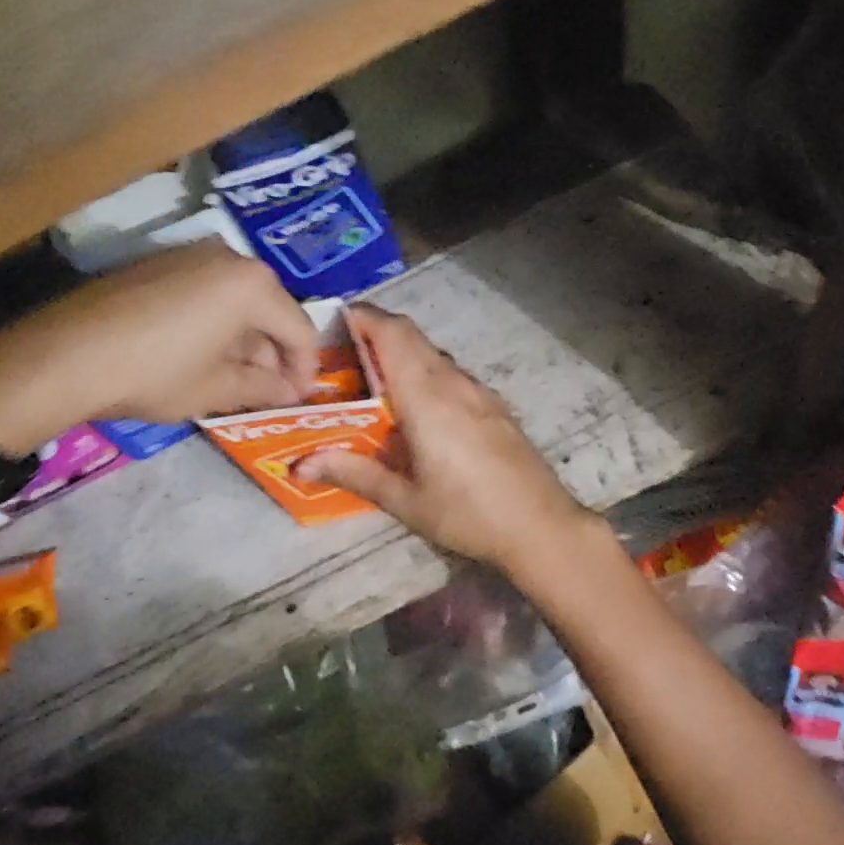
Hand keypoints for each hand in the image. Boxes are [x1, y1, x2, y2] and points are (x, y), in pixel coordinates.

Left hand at [0, 241, 318, 452]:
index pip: (299, 329)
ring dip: (244, 340)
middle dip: (273, 352)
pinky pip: (206, 293)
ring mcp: (190, 256)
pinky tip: (202, 357)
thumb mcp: (216, 389)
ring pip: (237, 301)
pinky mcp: (160, 264)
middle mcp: (227, 258)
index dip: (305, 368)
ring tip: (235, 380)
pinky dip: (216, 324)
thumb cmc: (155, 373)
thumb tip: (288, 391)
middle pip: (269, 308)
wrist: (66, 355)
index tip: (298, 397)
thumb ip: (263, 387)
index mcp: (252, 285)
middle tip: (269, 391)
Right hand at [296, 305, 604, 573]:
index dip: (365, 318)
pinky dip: (428, 374)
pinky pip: (453, 375)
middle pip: (413, 337)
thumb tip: (302, 463)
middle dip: (378, 332)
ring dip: (404, 354)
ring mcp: (480, 392)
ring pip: (434, 355)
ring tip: (375, 384)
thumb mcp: (405, 500)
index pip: (393, 334)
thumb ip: (354, 473)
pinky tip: (420, 410)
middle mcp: (454, 383)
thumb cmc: (467, 514)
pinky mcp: (496, 406)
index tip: (337, 322)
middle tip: (344, 355)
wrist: (541, 526)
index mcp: (427, 397)